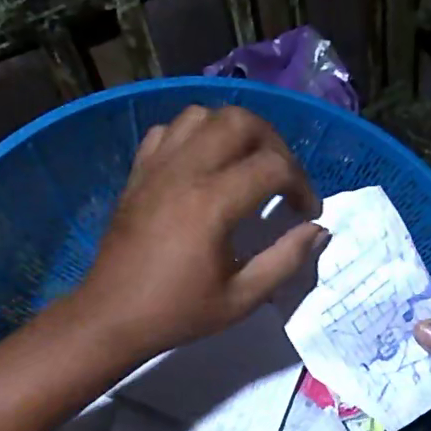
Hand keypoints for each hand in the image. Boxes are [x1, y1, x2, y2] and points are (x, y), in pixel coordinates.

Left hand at [76, 105, 325, 354]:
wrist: (112, 315)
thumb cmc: (179, 312)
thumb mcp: (242, 298)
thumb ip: (286, 260)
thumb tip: (318, 230)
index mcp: (213, 204)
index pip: (274, 166)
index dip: (302, 185)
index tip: (307, 212)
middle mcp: (185, 172)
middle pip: (241, 121)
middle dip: (274, 143)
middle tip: (283, 177)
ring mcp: (157, 166)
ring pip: (204, 115)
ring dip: (235, 131)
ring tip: (247, 163)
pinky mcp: (139, 171)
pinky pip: (171, 130)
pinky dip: (196, 135)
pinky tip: (205, 164)